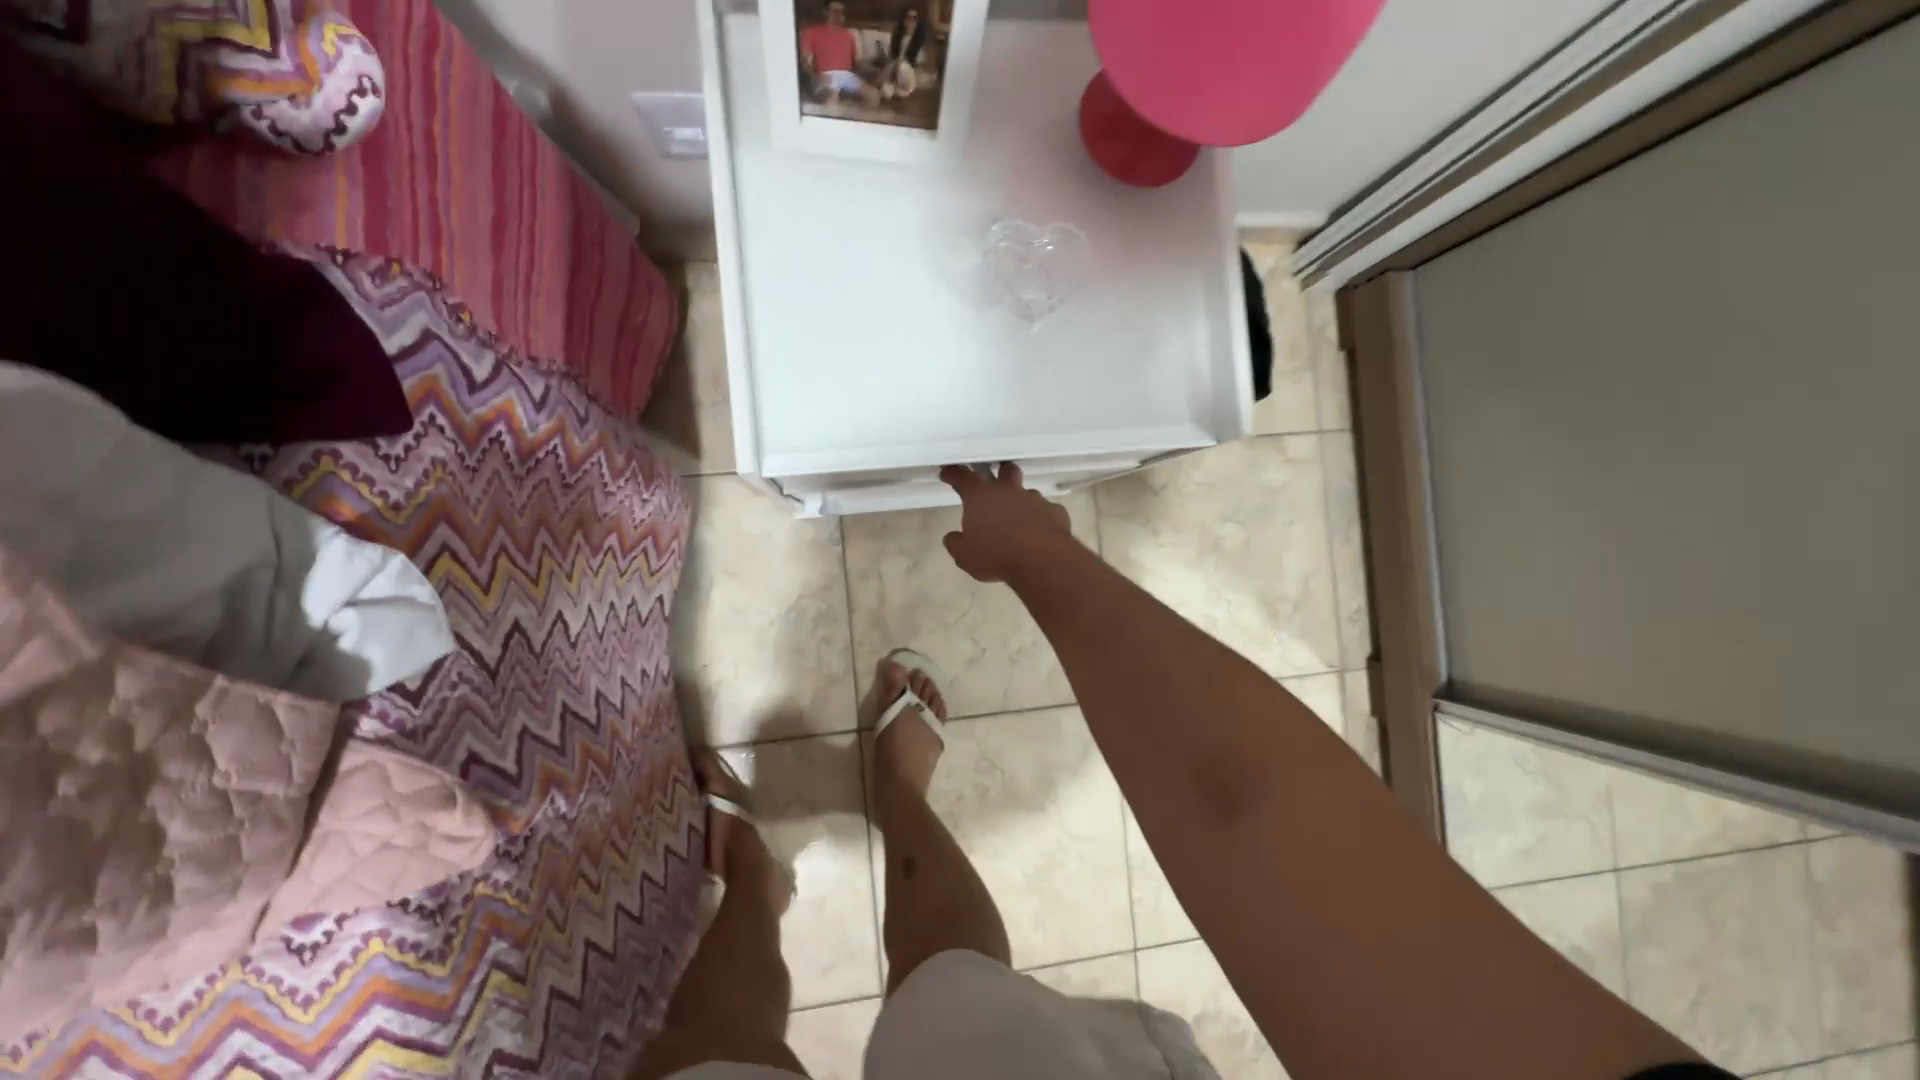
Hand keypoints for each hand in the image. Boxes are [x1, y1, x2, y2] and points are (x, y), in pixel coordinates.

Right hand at [939, 463, 1074, 583]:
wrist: (1042, 560)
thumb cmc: (996, 555)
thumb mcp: (965, 556)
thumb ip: (956, 543)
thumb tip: (952, 537)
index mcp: (980, 498)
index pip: (963, 478)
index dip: (954, 474)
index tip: (948, 472)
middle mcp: (1008, 492)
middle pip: (1005, 470)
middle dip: (999, 472)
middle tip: (995, 480)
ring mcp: (1035, 499)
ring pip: (1027, 492)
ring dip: (1021, 500)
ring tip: (1018, 516)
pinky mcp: (1056, 512)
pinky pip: (1047, 511)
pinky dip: (1042, 518)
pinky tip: (1040, 531)